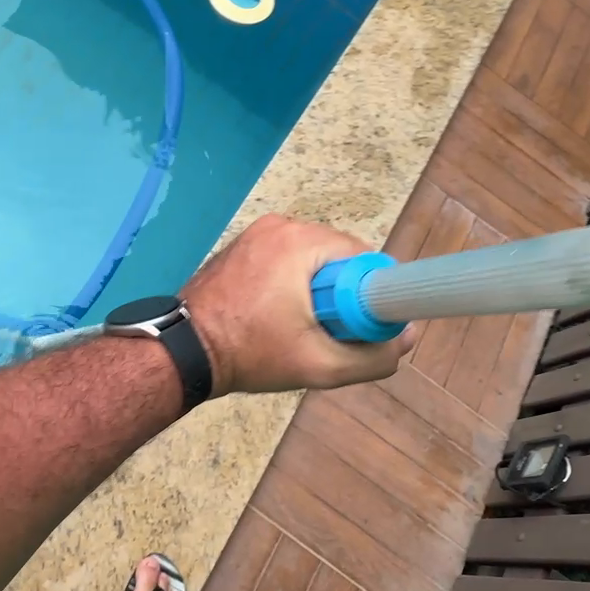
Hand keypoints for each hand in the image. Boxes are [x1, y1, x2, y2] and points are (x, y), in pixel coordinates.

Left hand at [182, 214, 419, 396]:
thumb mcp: (320, 365)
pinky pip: (284, 260)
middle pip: (336, 257)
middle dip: (340, 294)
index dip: (368, 292)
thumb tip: (405, 336)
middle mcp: (279, 225)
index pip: (361, 257)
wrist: (184, 352)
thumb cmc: (252, 353)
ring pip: (310, 260)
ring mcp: (256, 233)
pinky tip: (276, 316)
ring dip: (315, 290)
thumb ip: (372, 355)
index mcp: (300, 240)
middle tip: (327, 332)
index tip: (358, 324)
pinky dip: (290, 284)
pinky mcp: (241, 246)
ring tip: (298, 327)